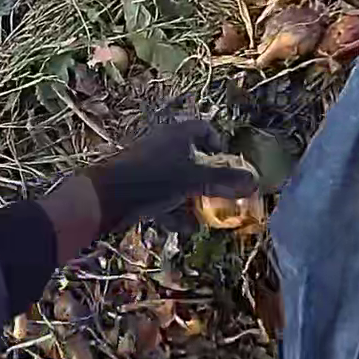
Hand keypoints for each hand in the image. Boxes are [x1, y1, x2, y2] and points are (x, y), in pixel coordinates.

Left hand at [84, 120, 259, 234]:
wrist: (103, 198)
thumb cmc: (152, 180)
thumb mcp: (192, 180)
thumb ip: (223, 180)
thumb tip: (254, 182)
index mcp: (176, 134)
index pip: (204, 129)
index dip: (218, 144)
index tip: (227, 164)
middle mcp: (162, 145)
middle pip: (192, 157)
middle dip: (207, 179)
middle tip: (219, 194)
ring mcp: (148, 165)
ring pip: (177, 179)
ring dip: (190, 198)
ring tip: (202, 217)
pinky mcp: (137, 186)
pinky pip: (162, 195)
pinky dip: (173, 211)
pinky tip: (181, 229)